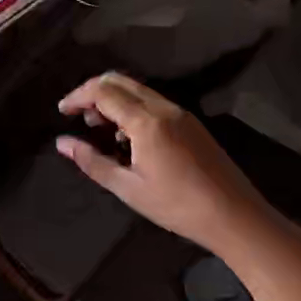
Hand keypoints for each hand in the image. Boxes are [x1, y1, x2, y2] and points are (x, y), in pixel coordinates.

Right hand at [55, 72, 282, 258]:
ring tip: (99, 127)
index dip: (77, 97)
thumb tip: (62, 143)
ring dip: (112, 99)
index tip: (62, 112)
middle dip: (92, 91)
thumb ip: (92, 161)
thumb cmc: (178, 206)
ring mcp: (180, 114)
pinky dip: (130, 107)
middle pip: (119, 81)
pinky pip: (151, 101)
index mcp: (146, 122)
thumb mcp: (128, 188)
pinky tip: (128, 136)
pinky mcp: (191, 123)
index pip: (103, 91)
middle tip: (78, 115)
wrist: (238, 219)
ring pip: (136, 89)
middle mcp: (163, 108)